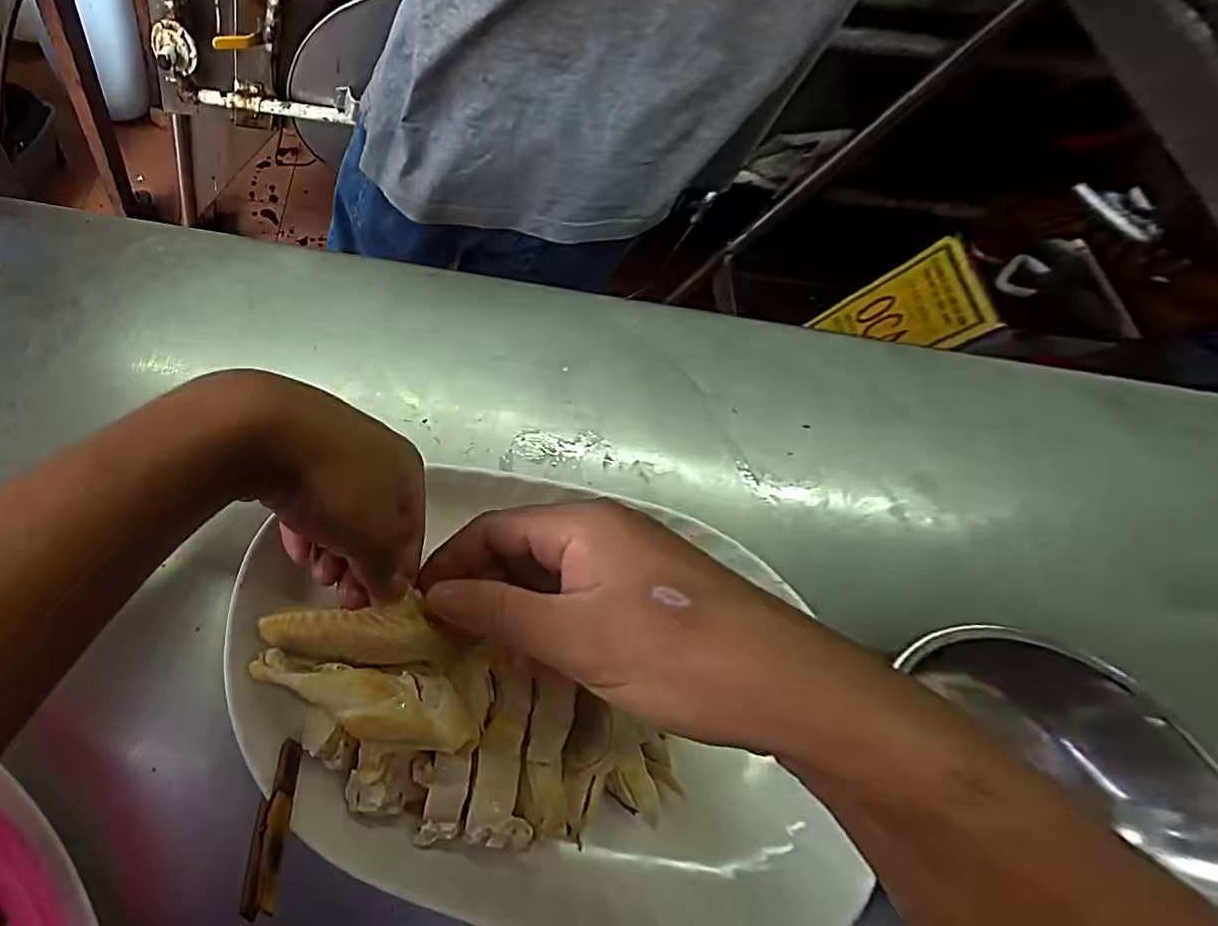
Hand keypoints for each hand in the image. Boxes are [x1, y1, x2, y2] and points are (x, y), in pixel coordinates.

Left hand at [209, 372, 424, 603]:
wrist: (264, 432)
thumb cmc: (332, 485)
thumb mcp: (372, 542)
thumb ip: (387, 571)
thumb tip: (391, 589)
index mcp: (406, 467)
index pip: (412, 532)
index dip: (396, 573)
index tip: (375, 601)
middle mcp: (374, 451)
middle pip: (374, 521)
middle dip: (358, 562)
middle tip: (341, 592)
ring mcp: (331, 445)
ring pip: (339, 509)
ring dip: (331, 548)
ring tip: (313, 569)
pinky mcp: (292, 447)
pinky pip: (307, 493)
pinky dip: (305, 523)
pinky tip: (295, 544)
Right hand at [417, 499, 909, 757]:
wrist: (796, 694)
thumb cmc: (675, 656)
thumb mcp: (574, 636)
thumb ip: (497, 610)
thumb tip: (433, 594)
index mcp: (580, 523)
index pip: (491, 529)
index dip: (450, 563)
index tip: (421, 603)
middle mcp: (600, 530)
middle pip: (516, 548)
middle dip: (478, 584)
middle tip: (447, 631)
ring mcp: (625, 561)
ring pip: (545, 574)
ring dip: (510, 603)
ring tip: (481, 644)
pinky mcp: (643, 593)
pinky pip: (574, 593)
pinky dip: (545, 617)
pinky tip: (535, 651)